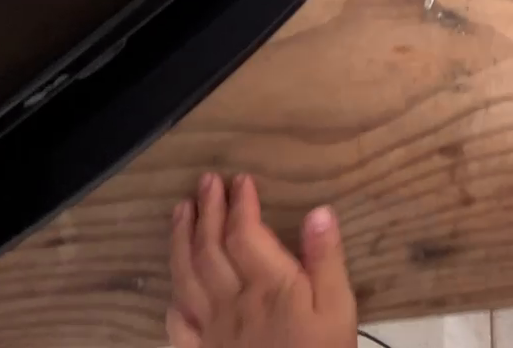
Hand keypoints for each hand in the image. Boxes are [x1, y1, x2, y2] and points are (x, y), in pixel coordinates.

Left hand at [167, 172, 357, 347]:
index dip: (240, 205)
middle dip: (207, 213)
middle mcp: (233, 304)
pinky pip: (178, 326)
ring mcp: (212, 333)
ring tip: (180, 213)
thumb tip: (319, 211)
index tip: (240, 179)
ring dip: (182, 243)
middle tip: (205, 182)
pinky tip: (173, 285)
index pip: (246, 236)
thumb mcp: (339, 305)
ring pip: (187, 280)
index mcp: (269, 287)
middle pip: (210, 251)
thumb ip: (326, 258)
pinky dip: (172, 299)